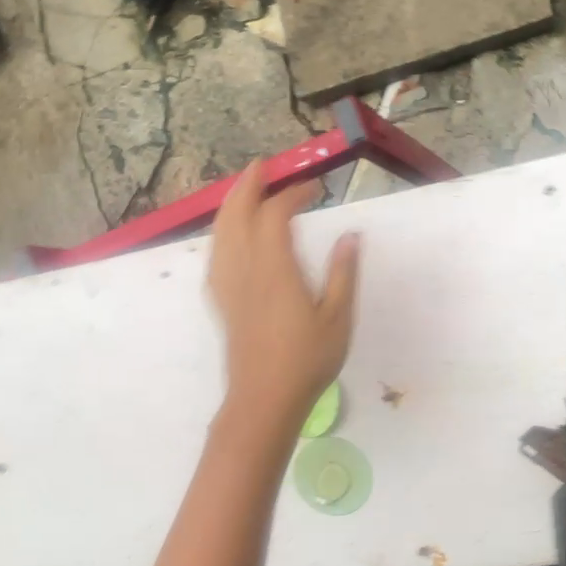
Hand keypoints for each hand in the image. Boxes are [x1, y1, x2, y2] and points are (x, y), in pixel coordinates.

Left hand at [207, 162, 360, 421]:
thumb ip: (343, 274)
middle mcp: (245, 267)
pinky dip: (223, 231)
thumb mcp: (338, 318)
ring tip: (246, 191)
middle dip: (250, 185)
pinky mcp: (221, 300)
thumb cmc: (307, 360)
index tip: (316, 188)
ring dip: (232, 203)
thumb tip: (350, 236)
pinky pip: (215, 252)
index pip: (277, 214)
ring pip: (220, 230)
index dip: (294, 193)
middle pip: (238, 213)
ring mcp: (227, 284)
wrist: (264, 398)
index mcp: (275, 267)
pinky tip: (231, 237)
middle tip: (265, 167)